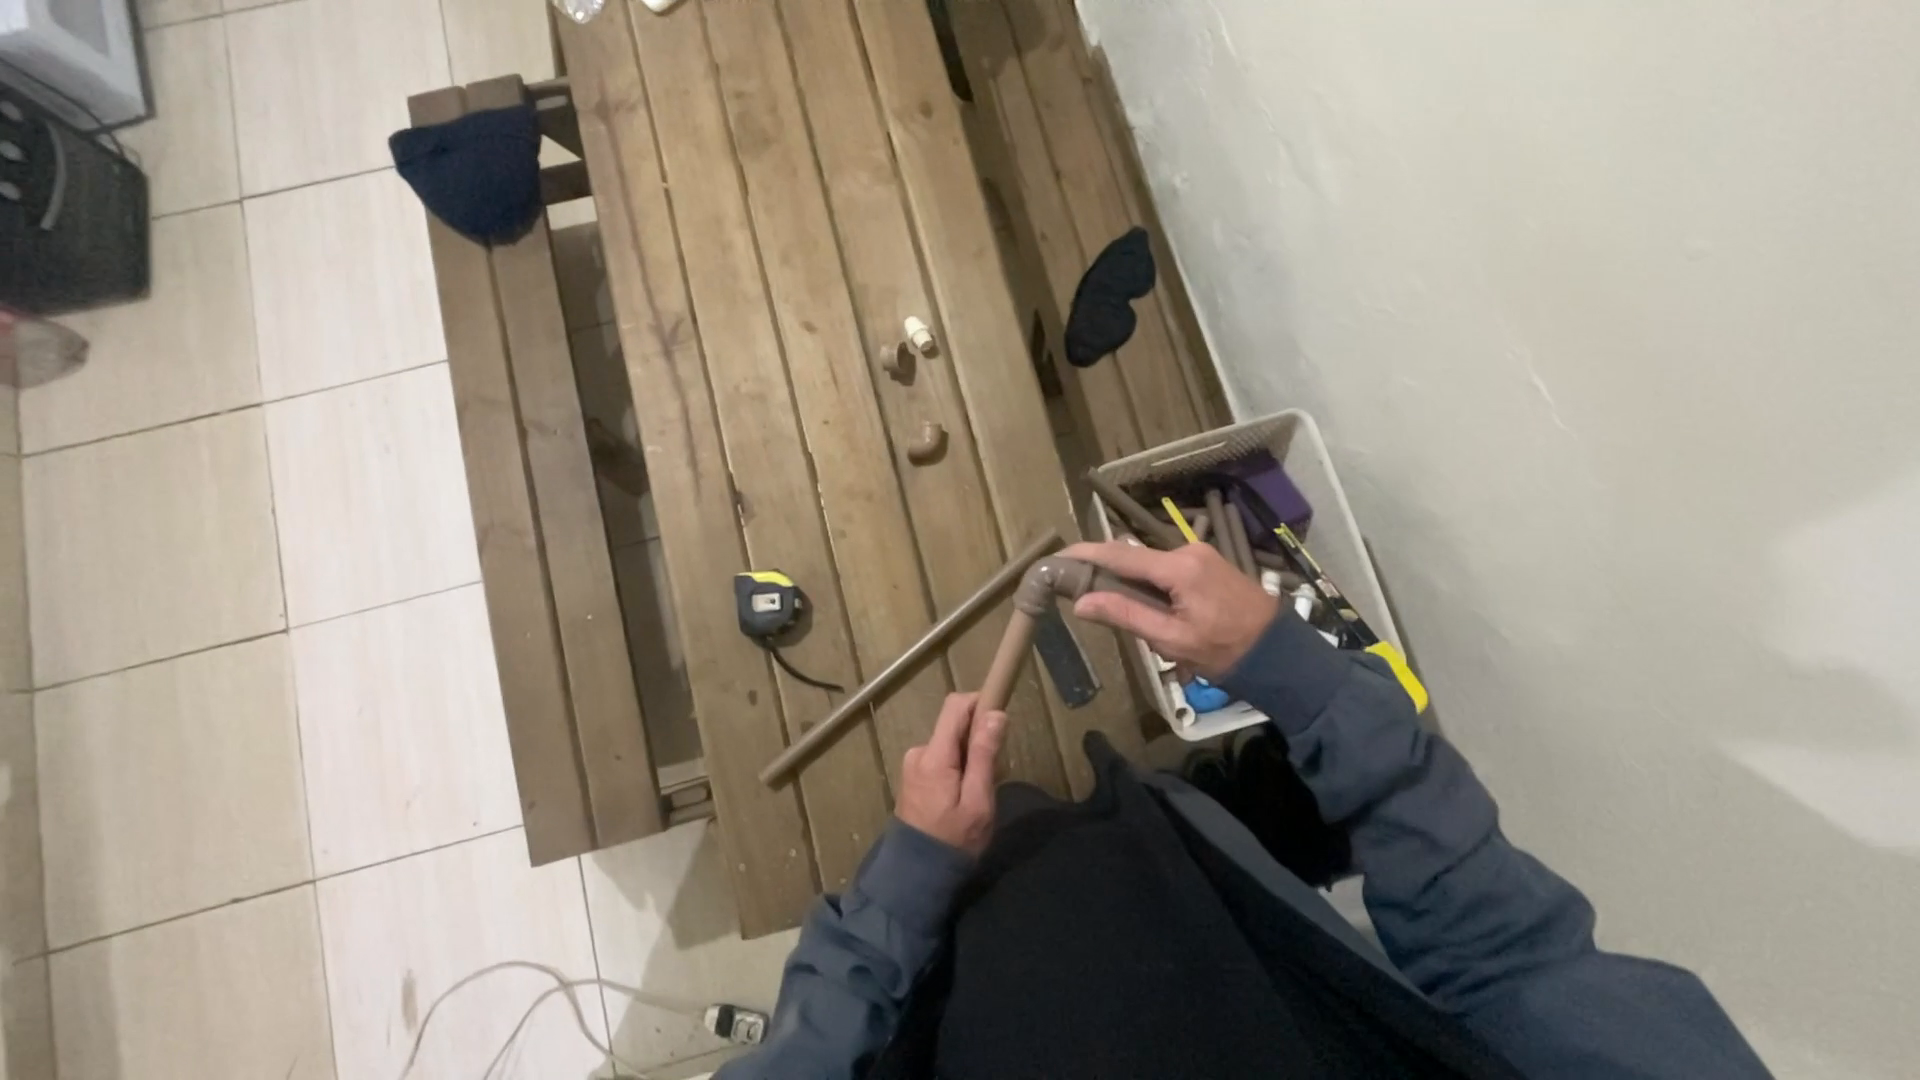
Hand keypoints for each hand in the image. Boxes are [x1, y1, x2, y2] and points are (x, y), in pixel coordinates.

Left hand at [896, 693, 1006, 857]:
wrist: (916, 875)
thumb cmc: (953, 841)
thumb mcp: (978, 801)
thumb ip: (984, 756)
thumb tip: (995, 713)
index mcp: (934, 756)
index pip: (955, 706)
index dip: (980, 702)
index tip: (1002, 718)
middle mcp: (919, 753)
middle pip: (954, 725)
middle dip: (978, 738)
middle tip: (994, 773)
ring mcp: (913, 764)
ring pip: (950, 743)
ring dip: (969, 757)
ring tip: (978, 793)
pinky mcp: (914, 776)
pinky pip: (941, 758)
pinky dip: (957, 768)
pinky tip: (962, 797)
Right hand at [1061, 540, 1279, 677]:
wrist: (1280, 653)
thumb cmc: (1225, 651)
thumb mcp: (1172, 639)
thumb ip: (1126, 616)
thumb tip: (1081, 603)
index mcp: (1179, 567)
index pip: (1119, 555)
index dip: (1085, 554)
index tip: (1056, 557)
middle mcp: (1187, 550)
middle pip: (1132, 556)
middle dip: (1104, 570)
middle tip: (1077, 589)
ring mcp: (1200, 554)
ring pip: (1149, 563)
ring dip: (1129, 581)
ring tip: (1112, 607)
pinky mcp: (1208, 563)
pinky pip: (1166, 567)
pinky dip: (1149, 582)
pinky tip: (1144, 605)